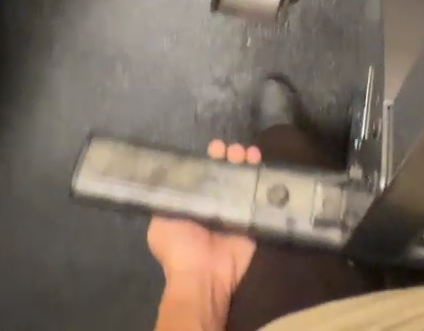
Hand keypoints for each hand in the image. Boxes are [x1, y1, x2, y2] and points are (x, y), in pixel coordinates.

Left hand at [147, 141, 259, 329]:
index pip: (208, 173)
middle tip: (233, 152)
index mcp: (198, 202)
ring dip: (246, 161)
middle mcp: (219, 203)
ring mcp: (238, 209)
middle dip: (232, 156)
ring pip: (245, 178)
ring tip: (245, 154)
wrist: (202, 275)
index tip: (216, 148)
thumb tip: (170, 180)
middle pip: (229, 171)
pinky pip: (261, 194)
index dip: (213, 158)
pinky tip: (259, 161)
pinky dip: (262, 176)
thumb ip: (167, 201)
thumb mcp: (161, 223)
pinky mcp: (254, 218)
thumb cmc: (179, 248)